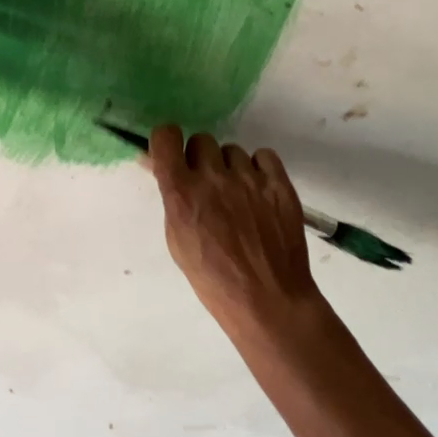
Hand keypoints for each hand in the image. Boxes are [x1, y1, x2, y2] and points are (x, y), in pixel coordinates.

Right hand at [146, 125, 321, 325]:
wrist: (267, 300)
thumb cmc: (212, 277)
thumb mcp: (177, 238)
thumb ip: (171, 197)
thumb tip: (158, 166)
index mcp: (181, 191)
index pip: (165, 136)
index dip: (167, 141)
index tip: (172, 153)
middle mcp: (213, 177)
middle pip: (201, 141)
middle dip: (200, 159)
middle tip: (208, 185)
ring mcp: (249, 179)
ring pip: (232, 151)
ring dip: (230, 168)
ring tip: (238, 196)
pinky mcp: (279, 185)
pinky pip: (264, 155)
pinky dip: (259, 168)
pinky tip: (259, 192)